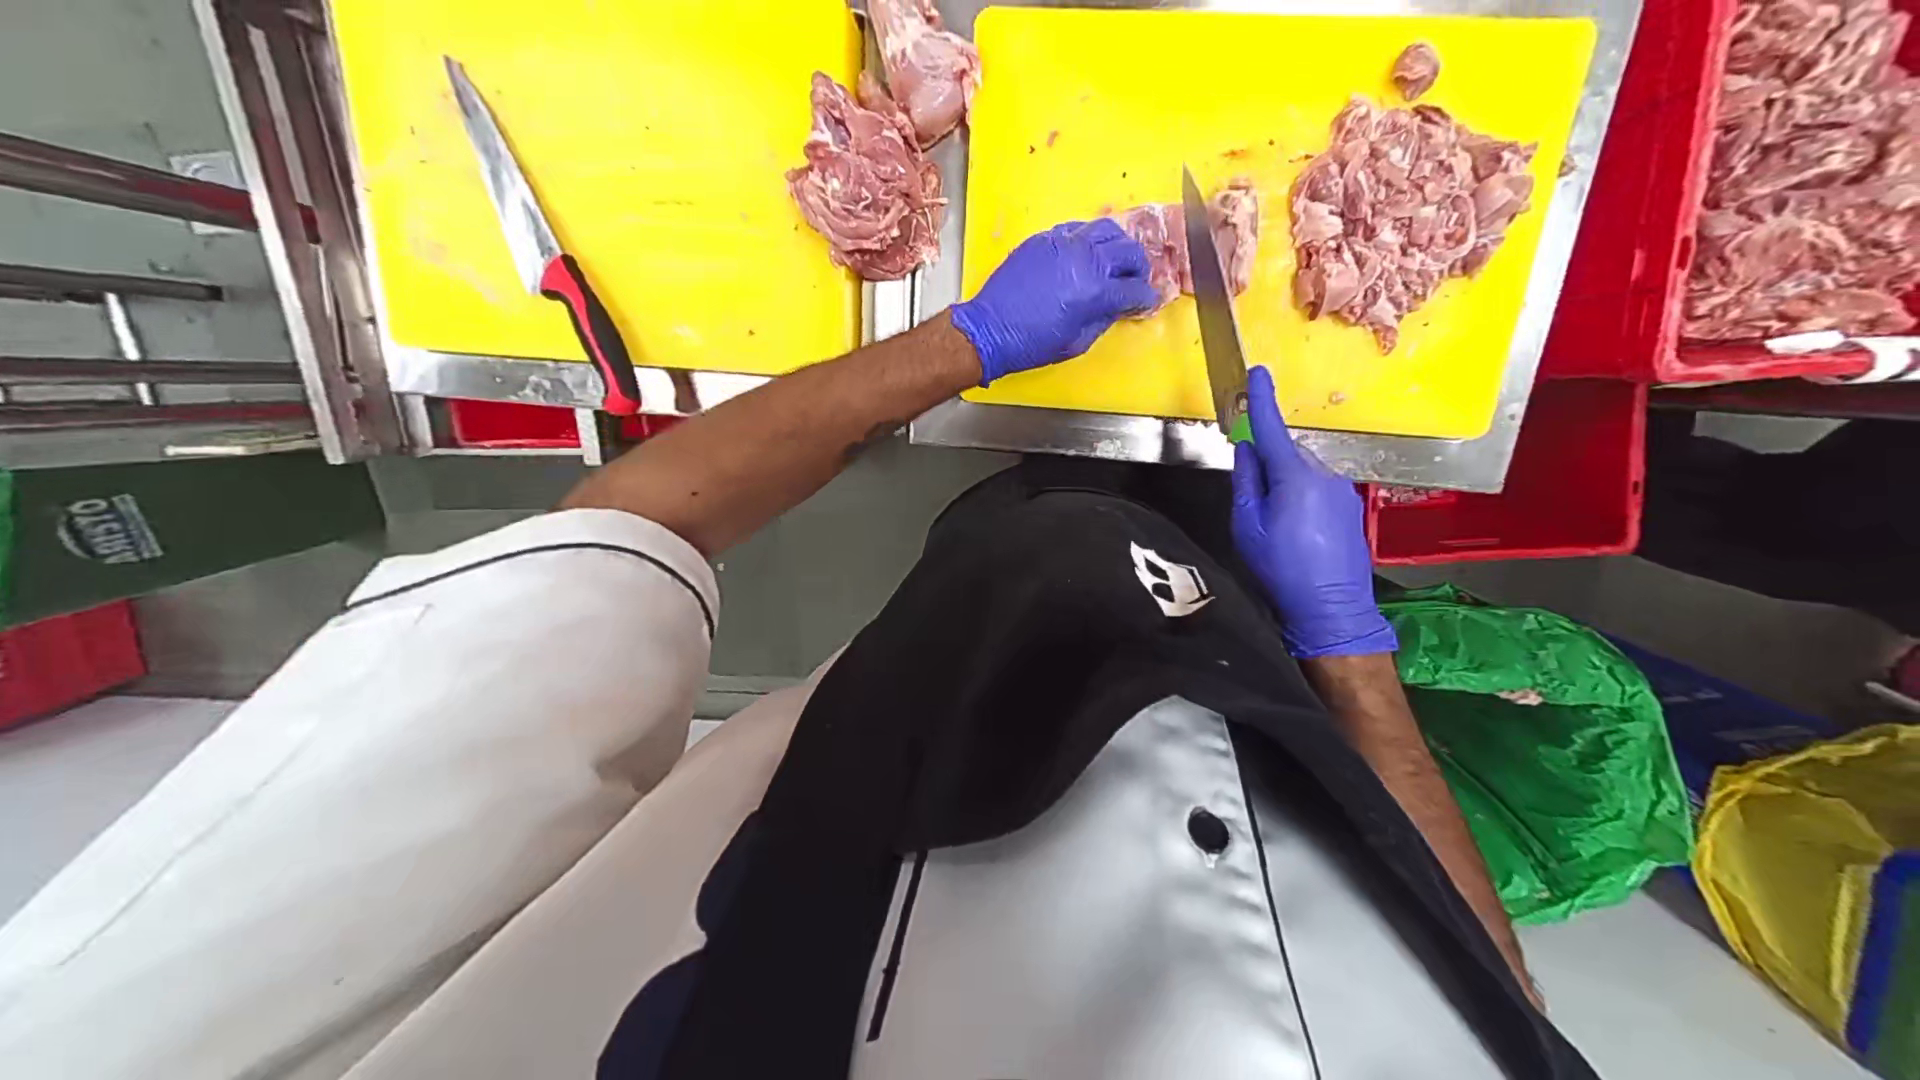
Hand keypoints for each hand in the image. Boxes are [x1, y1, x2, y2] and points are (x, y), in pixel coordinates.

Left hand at [950, 219, 1160, 384]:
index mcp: (1094, 291)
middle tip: (1134, 280)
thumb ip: (1103, 319)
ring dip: (1117, 246)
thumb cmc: (1031, 344)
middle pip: (1128, 251)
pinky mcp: (1044, 239)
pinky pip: (1077, 229)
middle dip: (1137, 267)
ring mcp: (1063, 244)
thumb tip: (1117, 306)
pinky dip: (1089, 240)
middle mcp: (1084, 259)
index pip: (1134, 288)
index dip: (1145, 297)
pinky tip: (1086, 255)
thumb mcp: (1076, 342)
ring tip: (1114, 261)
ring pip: (1106, 230)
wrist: (989, 329)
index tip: (1145, 301)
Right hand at [1231, 366, 1396, 657]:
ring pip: (1303, 472)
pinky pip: (1318, 489)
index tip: (1257, 373)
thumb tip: (1246, 450)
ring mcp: (1342, 491)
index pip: (1273, 431)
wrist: (1332, 609)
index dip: (1262, 401)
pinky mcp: (1351, 508)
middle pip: (1287, 454)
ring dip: (1284, 484)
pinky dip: (1301, 497)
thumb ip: (1245, 483)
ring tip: (1274, 525)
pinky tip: (1295, 530)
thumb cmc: (1281, 568)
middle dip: (1267, 463)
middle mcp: (1324, 476)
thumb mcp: (1247, 527)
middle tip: (1252, 501)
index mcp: (1295, 478)